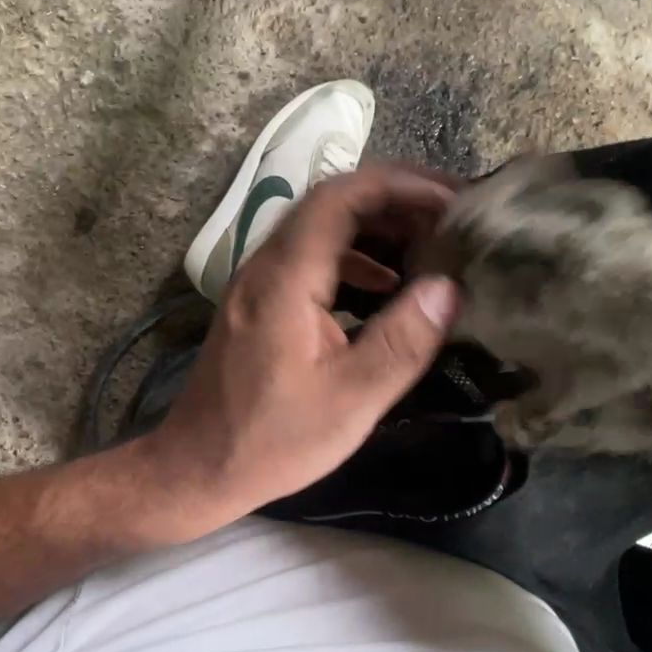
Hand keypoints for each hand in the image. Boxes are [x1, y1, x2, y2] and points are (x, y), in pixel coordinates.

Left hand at [131, 166, 460, 544]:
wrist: (197, 465)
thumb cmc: (272, 439)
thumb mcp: (351, 399)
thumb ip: (403, 339)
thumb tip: (450, 286)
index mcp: (284, 279)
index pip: (340, 197)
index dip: (401, 186)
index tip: (454, 201)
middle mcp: (264, 267)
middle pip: (330, 204)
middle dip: (395, 202)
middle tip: (454, 221)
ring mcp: (256, 284)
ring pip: (319, 231)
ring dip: (375, 231)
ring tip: (432, 249)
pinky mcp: (257, 304)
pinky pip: (308, 261)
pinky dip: (353, 261)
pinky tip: (387, 288)